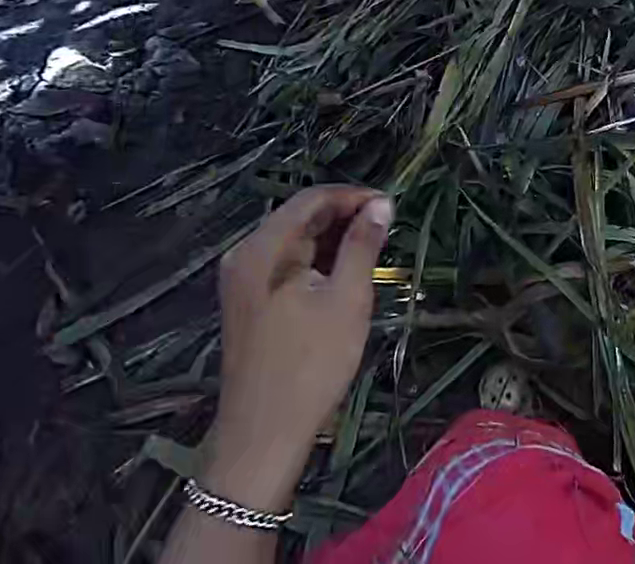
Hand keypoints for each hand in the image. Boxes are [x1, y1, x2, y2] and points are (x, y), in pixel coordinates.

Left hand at [204, 185, 392, 510]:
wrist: (262, 438)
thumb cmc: (311, 364)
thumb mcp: (347, 298)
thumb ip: (363, 244)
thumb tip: (381, 203)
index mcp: (263, 249)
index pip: (312, 199)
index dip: (353, 196)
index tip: (391, 205)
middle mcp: (246, 255)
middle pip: (300, 216)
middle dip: (345, 215)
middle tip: (387, 227)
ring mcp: (243, 279)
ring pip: (295, 239)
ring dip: (334, 237)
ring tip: (373, 247)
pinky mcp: (248, 300)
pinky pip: (286, 262)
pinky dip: (317, 259)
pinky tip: (344, 270)